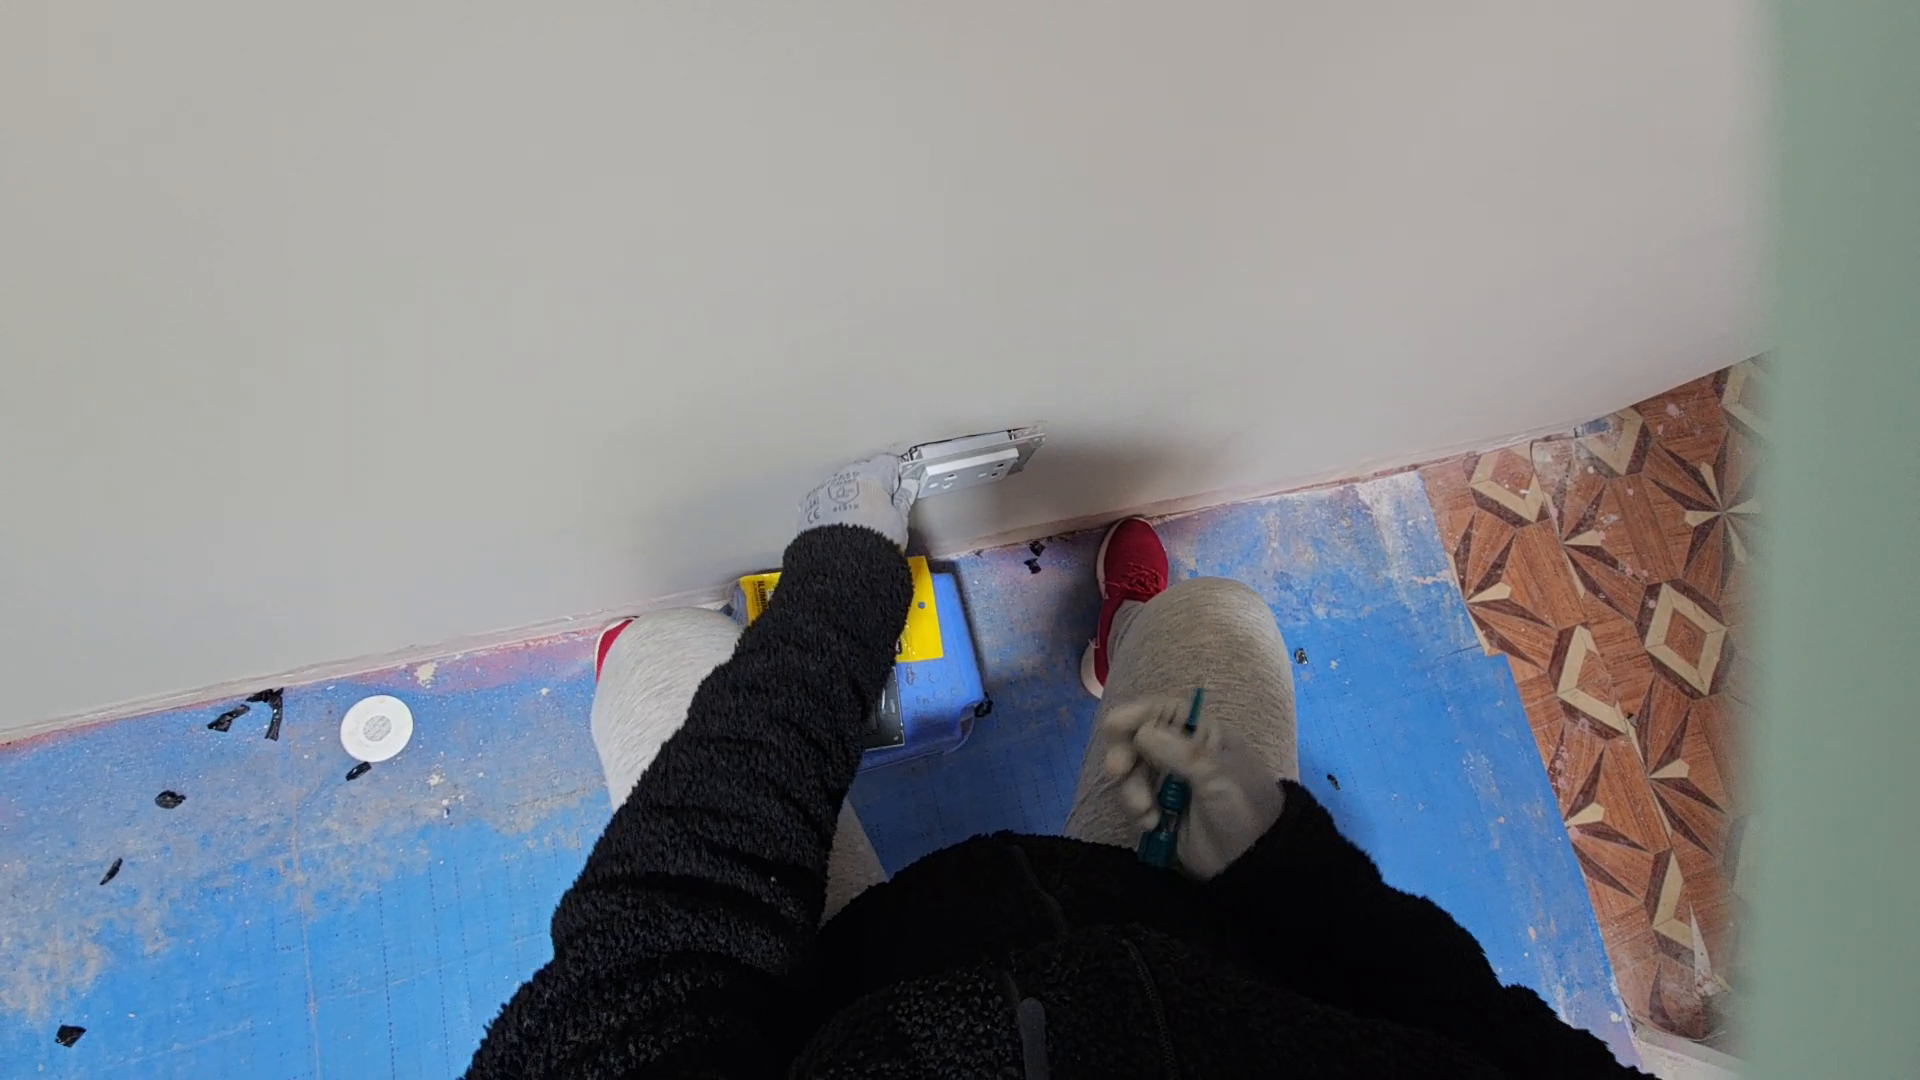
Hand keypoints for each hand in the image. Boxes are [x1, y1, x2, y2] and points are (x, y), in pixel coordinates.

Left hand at [798, 454, 916, 548]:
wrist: (839, 563)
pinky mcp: (809, 506)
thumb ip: (903, 500)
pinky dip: (832, 508)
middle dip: (871, 485)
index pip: (888, 463)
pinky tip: (839, 526)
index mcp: (873, 475)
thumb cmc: (874, 541)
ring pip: (842, 485)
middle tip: (880, 508)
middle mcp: (846, 476)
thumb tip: (909, 487)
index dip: (896, 476)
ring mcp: (825, 490)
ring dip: (850, 495)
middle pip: (863, 471)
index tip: (899, 488)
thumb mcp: (899, 522)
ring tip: (858, 520)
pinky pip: (824, 500)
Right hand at [1100, 694, 1285, 878]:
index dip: (1136, 714)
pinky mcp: (1158, 809)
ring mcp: (1167, 782)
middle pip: (1138, 740)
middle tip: (1116, 769)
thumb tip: (1140, 733)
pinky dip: (1137, 811)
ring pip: (1131, 772)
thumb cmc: (1244, 809)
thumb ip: (1179, 752)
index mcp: (1201, 735)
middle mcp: (1180, 753)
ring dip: (1131, 789)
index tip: (1113, 725)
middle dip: (1124, 753)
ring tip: (1144, 810)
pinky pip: (1133, 801)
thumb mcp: (1217, 776)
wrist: (1254, 865)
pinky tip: (1151, 824)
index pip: (1163, 712)